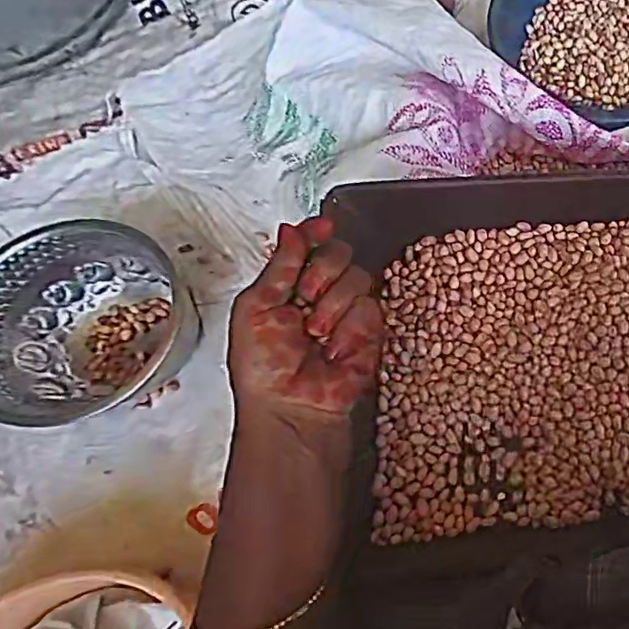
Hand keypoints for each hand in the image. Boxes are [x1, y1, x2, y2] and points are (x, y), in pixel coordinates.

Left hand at [229, 217, 386, 432]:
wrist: (292, 403)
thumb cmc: (263, 366)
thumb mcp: (256, 307)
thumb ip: (279, 266)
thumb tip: (292, 230)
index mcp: (290, 283)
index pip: (310, 245)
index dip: (317, 233)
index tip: (322, 225)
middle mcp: (323, 293)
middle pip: (339, 254)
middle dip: (321, 273)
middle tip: (304, 299)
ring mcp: (349, 311)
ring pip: (358, 279)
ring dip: (333, 307)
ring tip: (317, 335)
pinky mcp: (372, 331)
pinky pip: (371, 309)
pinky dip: (350, 329)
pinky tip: (336, 348)